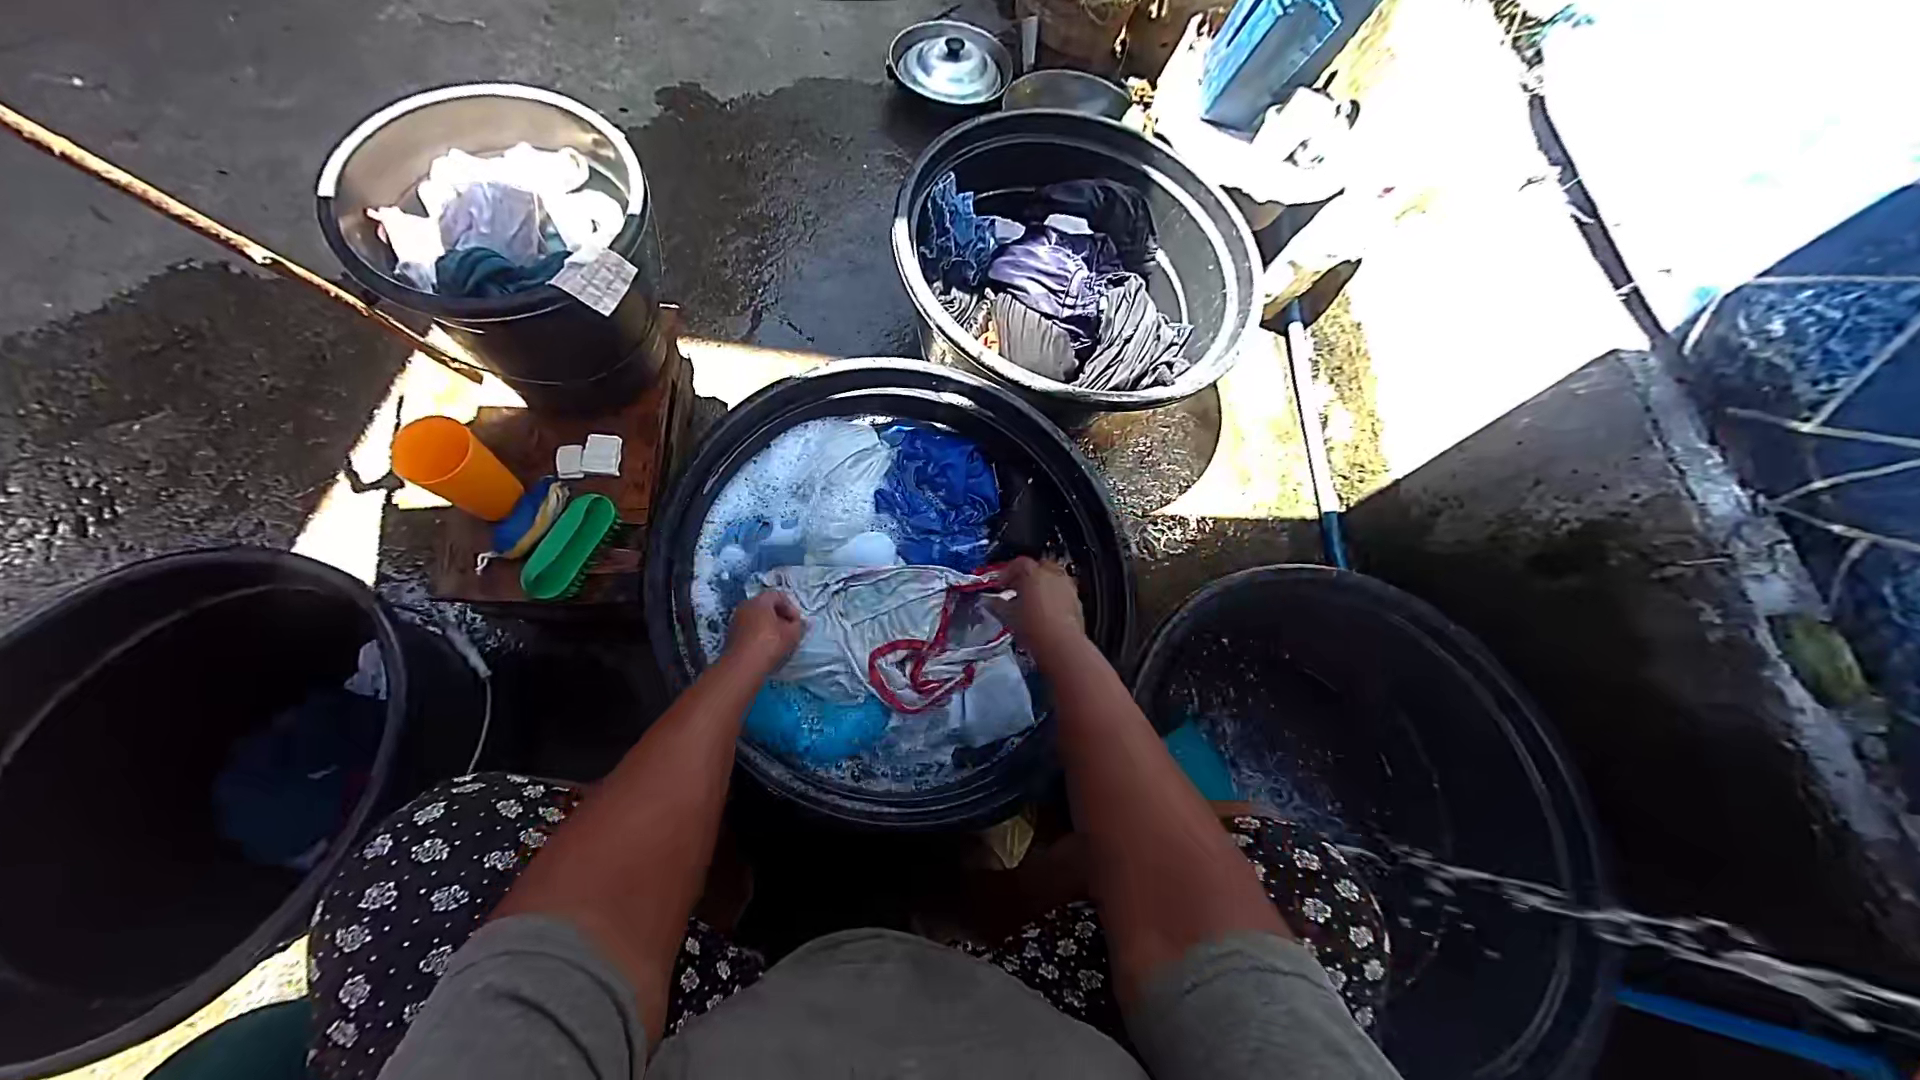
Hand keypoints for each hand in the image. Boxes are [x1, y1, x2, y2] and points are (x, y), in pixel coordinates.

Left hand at [725, 591, 805, 673]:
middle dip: (780, 616)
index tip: (797, 622)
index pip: (778, 595)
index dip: (791, 607)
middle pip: (766, 606)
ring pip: (757, 618)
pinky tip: (766, 648)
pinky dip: (759, 634)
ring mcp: (736, 620)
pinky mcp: (731, 635)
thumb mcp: (793, 633)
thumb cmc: (770, 644)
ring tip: (779, 641)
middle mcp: (745, 606)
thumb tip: (795, 623)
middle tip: (789, 630)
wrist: (742, 667)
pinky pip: (749, 629)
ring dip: (769, 626)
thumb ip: (798, 624)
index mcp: (759, 601)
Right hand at [988, 557, 1085, 661]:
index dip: (1007, 573)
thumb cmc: (1035, 627)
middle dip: (1026, 576)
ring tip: (1031, 601)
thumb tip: (991, 602)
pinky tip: (1046, 611)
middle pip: (1037, 567)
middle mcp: (1052, 574)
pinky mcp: (1076, 600)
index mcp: (1033, 573)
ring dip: (1041, 585)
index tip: (1001, 584)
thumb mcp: (1008, 615)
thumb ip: (997, 604)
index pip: (1018, 563)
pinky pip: (1062, 591)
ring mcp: (1067, 586)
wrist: (1061, 644)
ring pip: (1052, 578)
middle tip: (1016, 590)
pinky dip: (1054, 596)